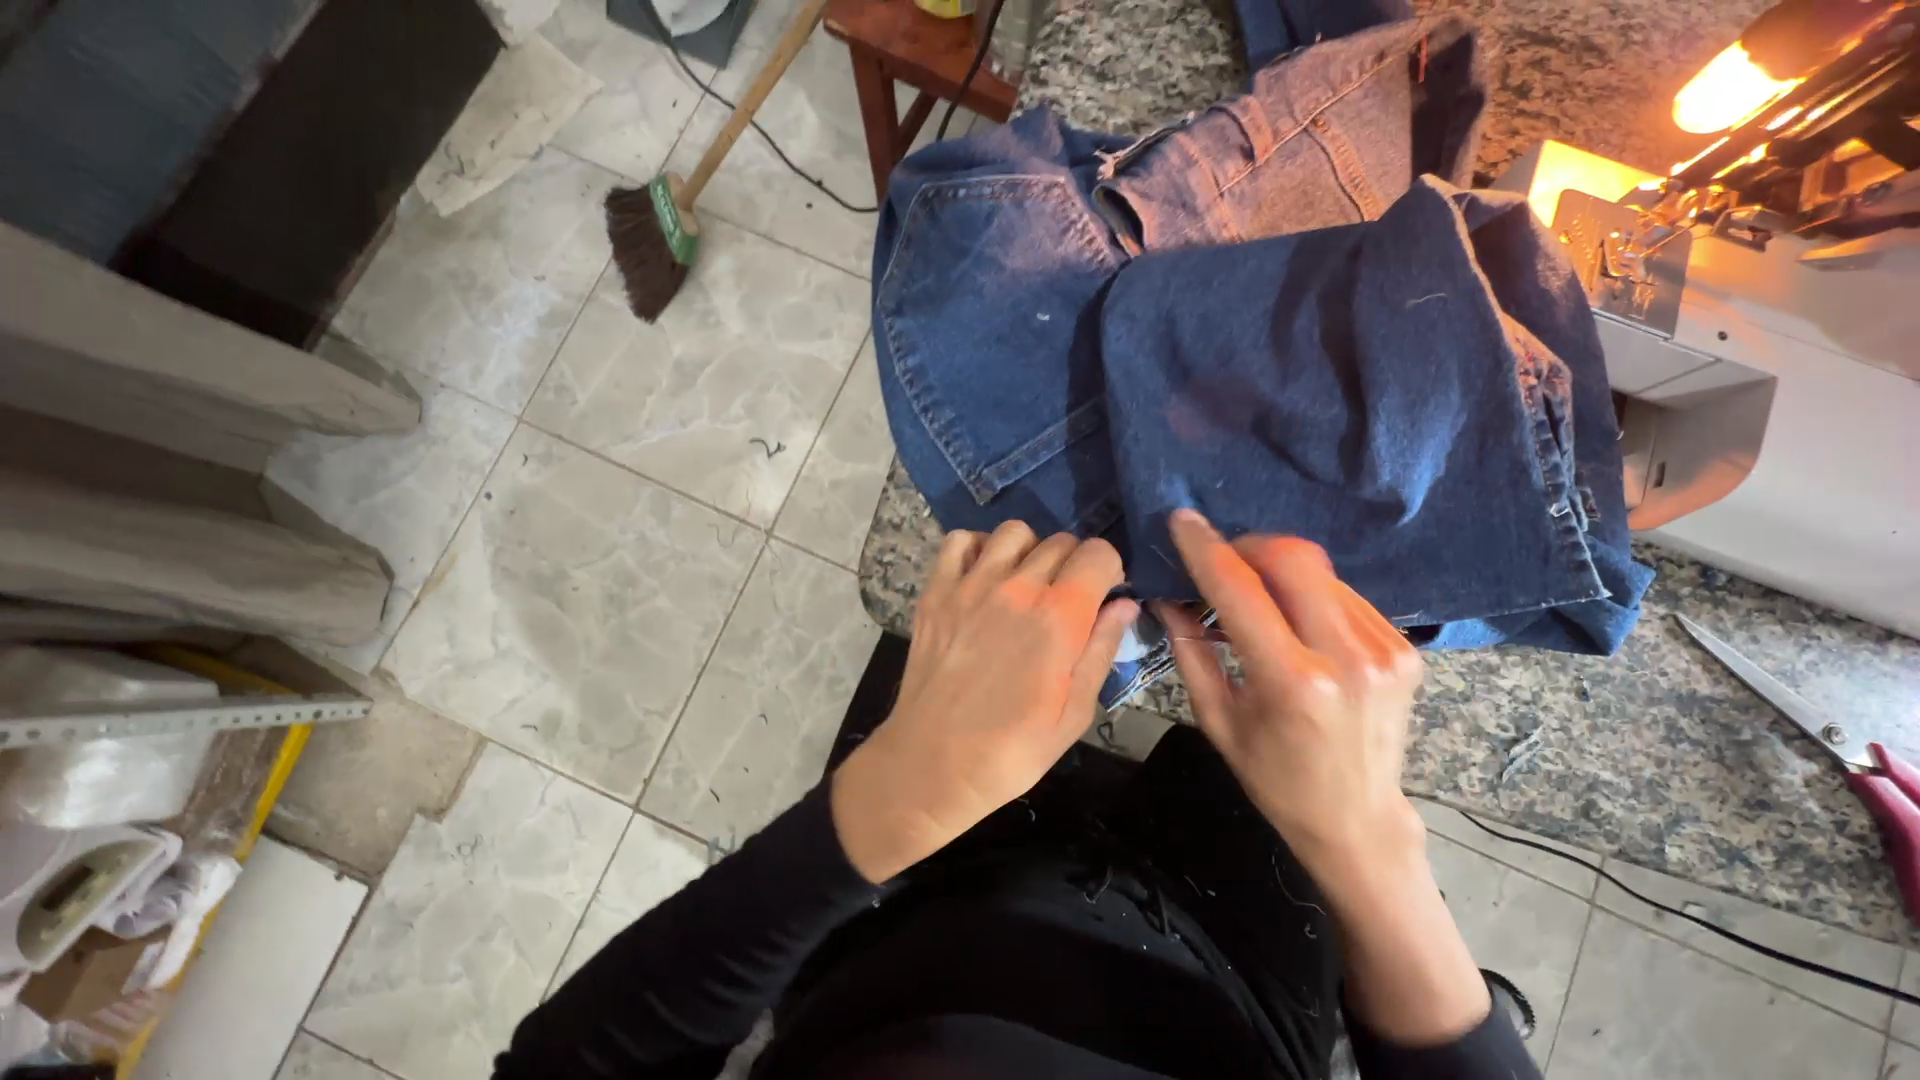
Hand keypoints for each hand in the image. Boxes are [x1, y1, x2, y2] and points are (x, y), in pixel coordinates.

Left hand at [832, 521, 1136, 883]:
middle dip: (1074, 563)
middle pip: (1060, 541)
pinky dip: (977, 547)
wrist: (932, 764)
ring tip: (1025, 583)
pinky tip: (983, 576)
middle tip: (1066, 599)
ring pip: (1013, 531)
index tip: (1103, 595)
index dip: (1109, 570)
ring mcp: (970, 585)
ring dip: (1029, 550)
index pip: (1098, 552)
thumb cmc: (1012, 750)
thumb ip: (1101, 650)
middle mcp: (1016, 587)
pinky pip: (959, 541)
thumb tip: (1124, 605)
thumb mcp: (1075, 713)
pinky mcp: (935, 592)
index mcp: (1059, 617)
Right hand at [1160, 509, 1425, 883]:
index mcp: (1293, 682)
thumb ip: (1191, 652)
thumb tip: (1167, 597)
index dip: (1206, 549)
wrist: (1358, 820)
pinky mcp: (1404, 649)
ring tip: (1254, 593)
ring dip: (1278, 569)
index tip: (1182, 520)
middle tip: (1222, 558)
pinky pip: (1345, 595)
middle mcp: (1347, 657)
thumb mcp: (1218, 720)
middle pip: (1294, 559)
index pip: (1241, 591)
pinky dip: (1309, 593)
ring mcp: (1384, 650)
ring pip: (1322, 572)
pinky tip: (1293, 617)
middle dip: (1249, 544)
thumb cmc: (1275, 778)